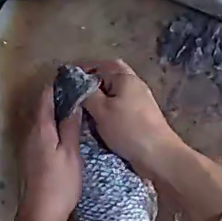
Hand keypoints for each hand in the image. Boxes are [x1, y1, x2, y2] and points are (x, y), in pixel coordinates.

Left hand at [14, 83, 81, 220]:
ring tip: (78, 108)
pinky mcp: (31, 157)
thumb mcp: (71, 153)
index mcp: (40, 129)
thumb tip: (74, 102)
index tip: (74, 77)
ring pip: (43, 121)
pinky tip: (68, 130)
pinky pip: (43, 132)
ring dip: (57, 112)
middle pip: (43, 107)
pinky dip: (54, 126)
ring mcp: (29, 146)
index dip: (58, 84)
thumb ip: (71, 126)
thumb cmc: (60, 184)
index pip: (46, 97)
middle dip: (59, 96)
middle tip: (81, 91)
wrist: (41, 214)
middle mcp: (30, 133)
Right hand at [81, 59, 183, 178]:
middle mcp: (134, 84)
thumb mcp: (101, 110)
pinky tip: (98, 118)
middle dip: (92, 82)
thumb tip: (75, 82)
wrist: (158, 154)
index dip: (81, 72)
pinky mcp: (141, 115)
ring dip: (100, 96)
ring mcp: (140, 100)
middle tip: (75, 92)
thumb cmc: (128, 129)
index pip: (99, 66)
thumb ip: (86, 93)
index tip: (64, 80)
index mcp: (125, 77)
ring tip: (83, 106)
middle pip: (110, 75)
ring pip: (115, 92)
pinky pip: (120, 105)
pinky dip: (108, 108)